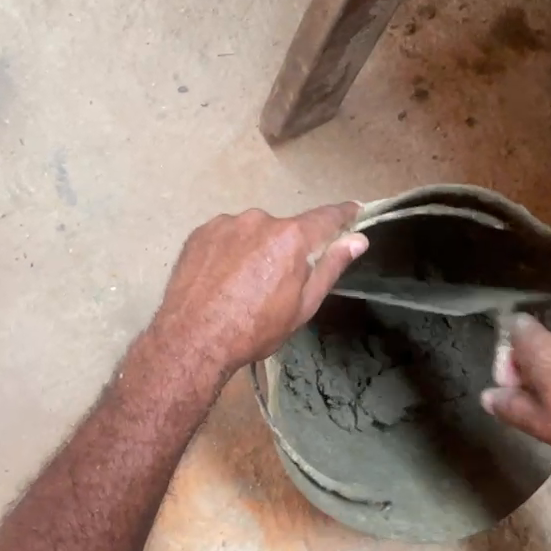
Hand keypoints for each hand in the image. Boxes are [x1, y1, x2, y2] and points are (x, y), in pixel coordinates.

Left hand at [154, 203, 366, 374]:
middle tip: (276, 285)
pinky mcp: (200, 232)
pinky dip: (230, 252)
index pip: (327, 217)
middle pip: (286, 230)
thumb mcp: (303, 306)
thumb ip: (331, 267)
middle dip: (288, 250)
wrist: (192, 339)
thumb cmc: (255, 329)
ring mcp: (226, 223)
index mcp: (290, 238)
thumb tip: (358, 240)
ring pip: (253, 233)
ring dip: (256, 250)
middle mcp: (259, 220)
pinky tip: (222, 280)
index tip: (355, 212)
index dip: (344, 215)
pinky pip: (226, 236)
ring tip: (242, 286)